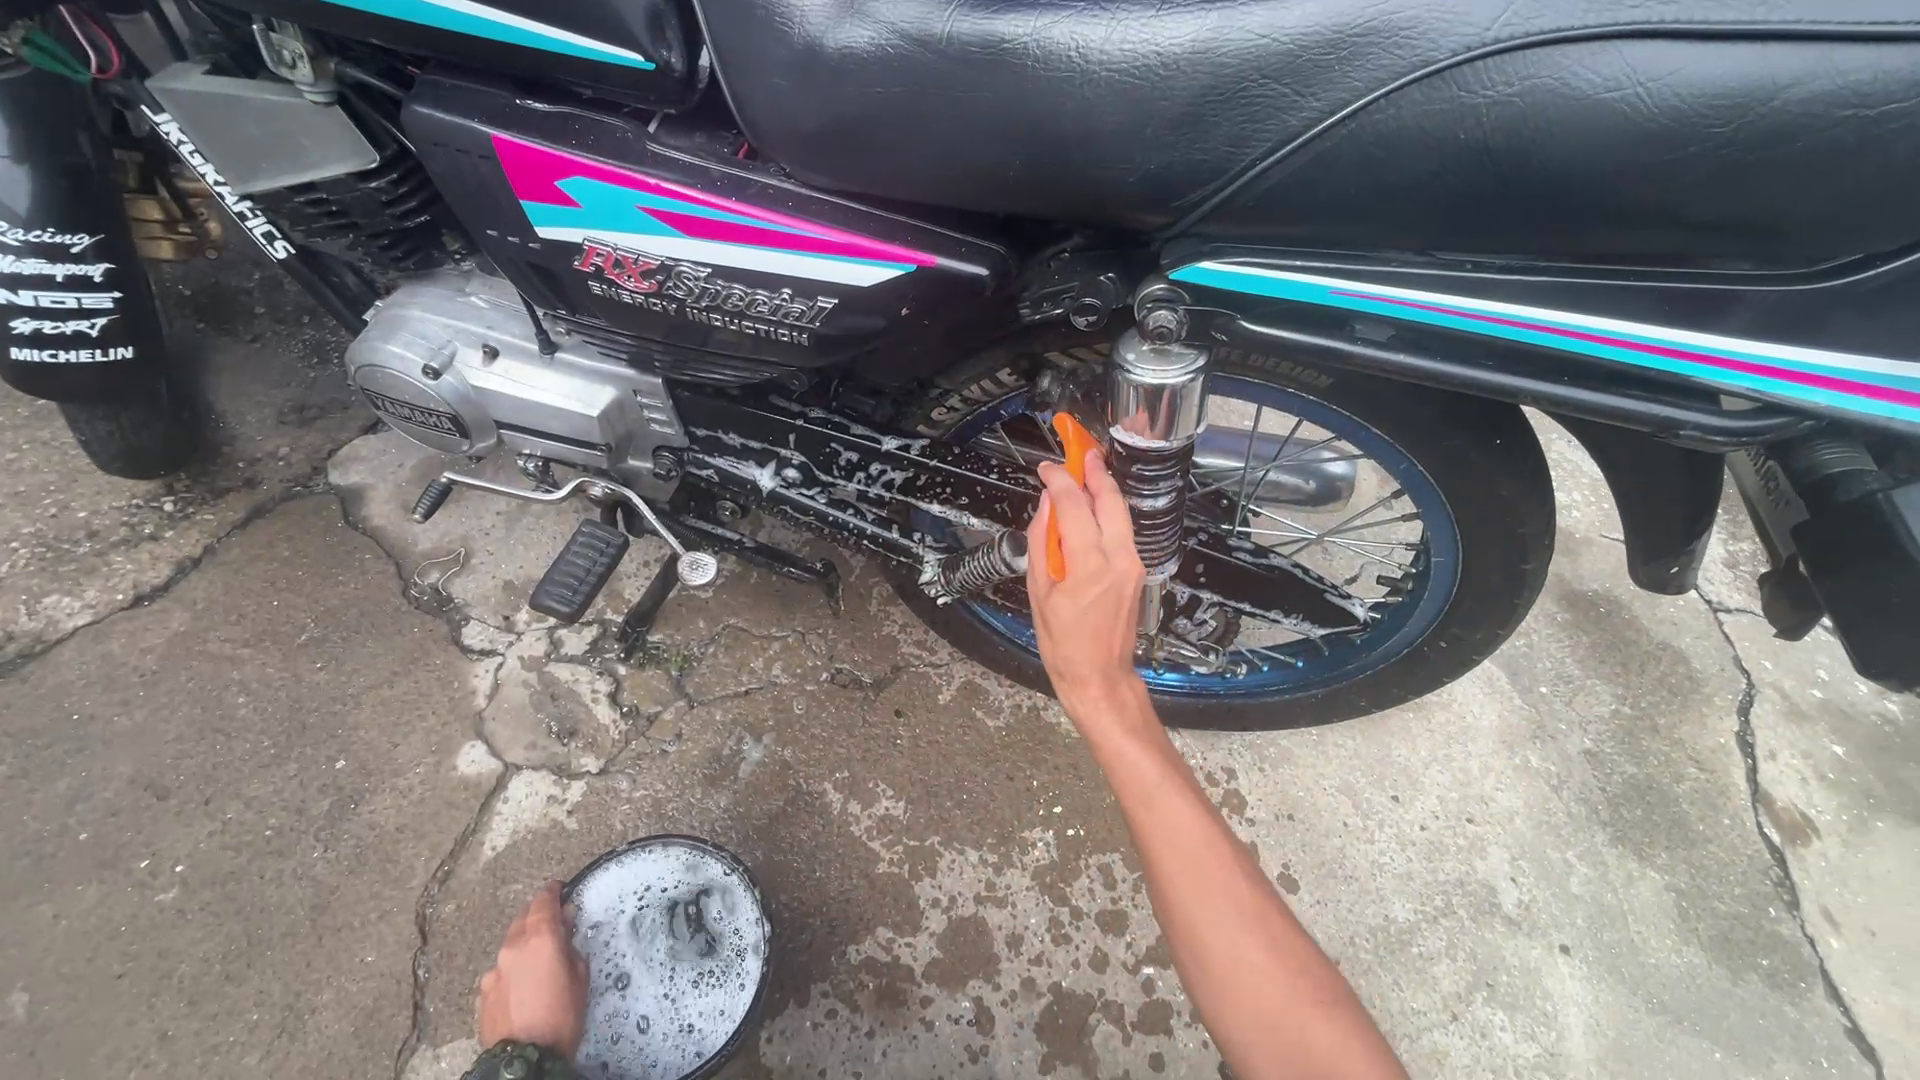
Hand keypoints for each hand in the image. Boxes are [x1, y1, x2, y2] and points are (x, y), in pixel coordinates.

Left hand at [477, 881, 589, 1059]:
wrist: (525, 1058)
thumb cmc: (562, 1015)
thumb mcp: (580, 975)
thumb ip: (571, 944)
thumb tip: (565, 925)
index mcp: (540, 938)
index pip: (543, 900)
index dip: (553, 890)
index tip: (560, 888)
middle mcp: (513, 947)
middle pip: (524, 917)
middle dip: (539, 914)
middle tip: (555, 920)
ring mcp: (494, 970)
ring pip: (511, 943)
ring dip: (525, 941)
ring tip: (540, 955)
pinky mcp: (484, 991)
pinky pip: (501, 968)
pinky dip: (513, 966)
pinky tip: (523, 983)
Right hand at [1027, 447, 1150, 724]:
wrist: (1100, 676)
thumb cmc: (1062, 643)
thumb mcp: (1039, 592)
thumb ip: (1042, 543)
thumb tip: (1046, 506)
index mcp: (1089, 565)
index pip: (1075, 506)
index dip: (1059, 481)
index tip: (1046, 467)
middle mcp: (1119, 558)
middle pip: (1110, 500)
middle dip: (1095, 472)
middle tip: (1080, 450)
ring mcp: (1134, 564)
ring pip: (1121, 513)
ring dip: (1105, 489)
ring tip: (1088, 468)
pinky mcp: (1138, 571)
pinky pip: (1123, 531)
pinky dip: (1109, 512)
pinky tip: (1094, 505)